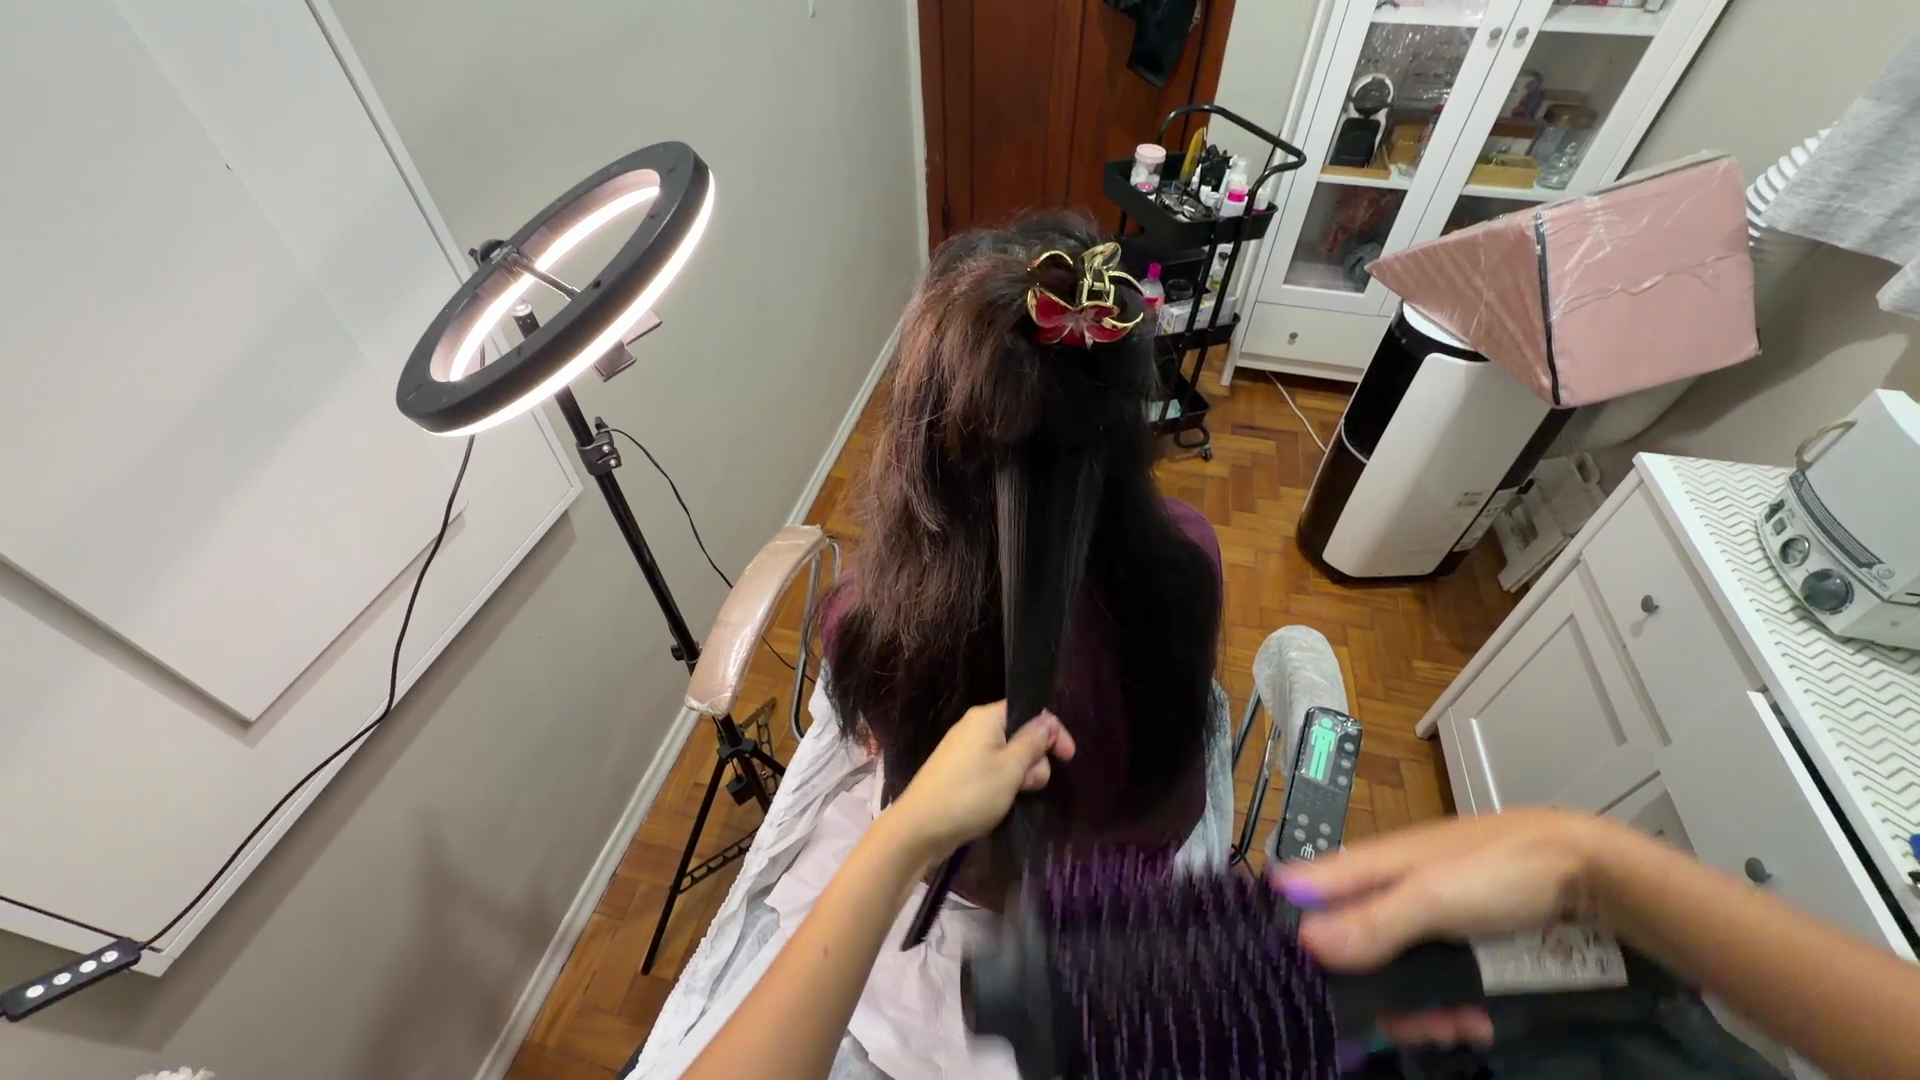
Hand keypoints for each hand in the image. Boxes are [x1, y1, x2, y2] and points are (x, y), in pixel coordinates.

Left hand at [883, 701, 1075, 864]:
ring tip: (1013, 796)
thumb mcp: (1010, 768)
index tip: (1068, 758)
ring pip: (1008, 755)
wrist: (920, 828)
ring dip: (1020, 775)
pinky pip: (992, 768)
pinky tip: (1000, 801)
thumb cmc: (969, 794)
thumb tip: (1047, 723)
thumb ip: (1033, 742)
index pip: (1029, 710)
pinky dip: (1003, 782)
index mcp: (986, 717)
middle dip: (1034, 759)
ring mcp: (965, 749)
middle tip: (1027, 784)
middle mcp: (975, 727)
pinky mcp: (960, 770)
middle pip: (1021, 733)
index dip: (1052, 732)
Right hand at [1270, 810, 1616, 1046]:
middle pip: (1348, 945)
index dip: (1295, 936)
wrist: (1586, 868)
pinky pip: (1431, 976)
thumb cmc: (1497, 870)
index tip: (1305, 986)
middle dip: (1370, 990)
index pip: (1304, 897)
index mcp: (1364, 866)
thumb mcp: (1433, 897)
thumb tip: (1302, 943)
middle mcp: (1382, 889)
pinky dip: (1447, 1001)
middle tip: (1402, 1026)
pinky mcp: (1453, 937)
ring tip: (1457, 1027)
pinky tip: (1476, 1018)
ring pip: (1391, 969)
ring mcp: (1419, 915)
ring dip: (1416, 1005)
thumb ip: (1372, 921)